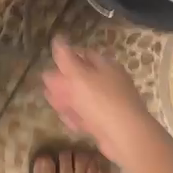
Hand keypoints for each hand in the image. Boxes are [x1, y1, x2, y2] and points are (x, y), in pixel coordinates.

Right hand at [41, 37, 157, 164]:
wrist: (125, 135)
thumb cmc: (100, 100)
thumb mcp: (79, 76)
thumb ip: (65, 58)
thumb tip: (57, 37)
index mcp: (105, 66)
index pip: (84, 55)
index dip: (67, 57)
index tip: (51, 63)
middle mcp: (108, 82)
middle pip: (82, 78)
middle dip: (63, 82)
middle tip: (47, 86)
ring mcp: (108, 103)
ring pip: (83, 98)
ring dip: (67, 100)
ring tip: (53, 103)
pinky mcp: (106, 123)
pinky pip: (88, 116)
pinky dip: (77, 117)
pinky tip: (68, 120)